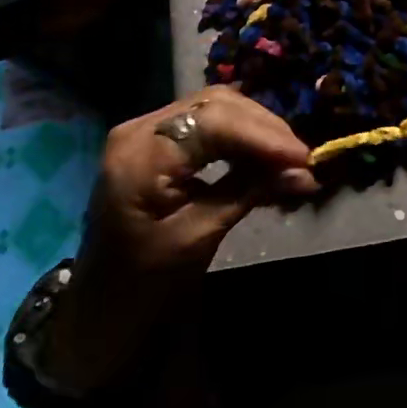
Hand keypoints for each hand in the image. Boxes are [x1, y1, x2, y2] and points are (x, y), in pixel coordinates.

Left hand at [43, 87, 317, 392]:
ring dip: (256, 130)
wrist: (100, 302)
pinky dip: (239, 138)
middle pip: (215, 105)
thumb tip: (305, 173)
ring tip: (290, 161)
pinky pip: (206, 125)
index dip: (263, 135)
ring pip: (214, 109)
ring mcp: (146, 130)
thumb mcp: (197, 238)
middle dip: (265, 128)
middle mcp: (140, 128)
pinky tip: (264, 160)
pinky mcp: (157, 140)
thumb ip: (248, 193)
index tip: (305, 158)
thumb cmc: (143, 280)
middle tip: (303, 160)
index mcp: (140, 153)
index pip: (212, 122)